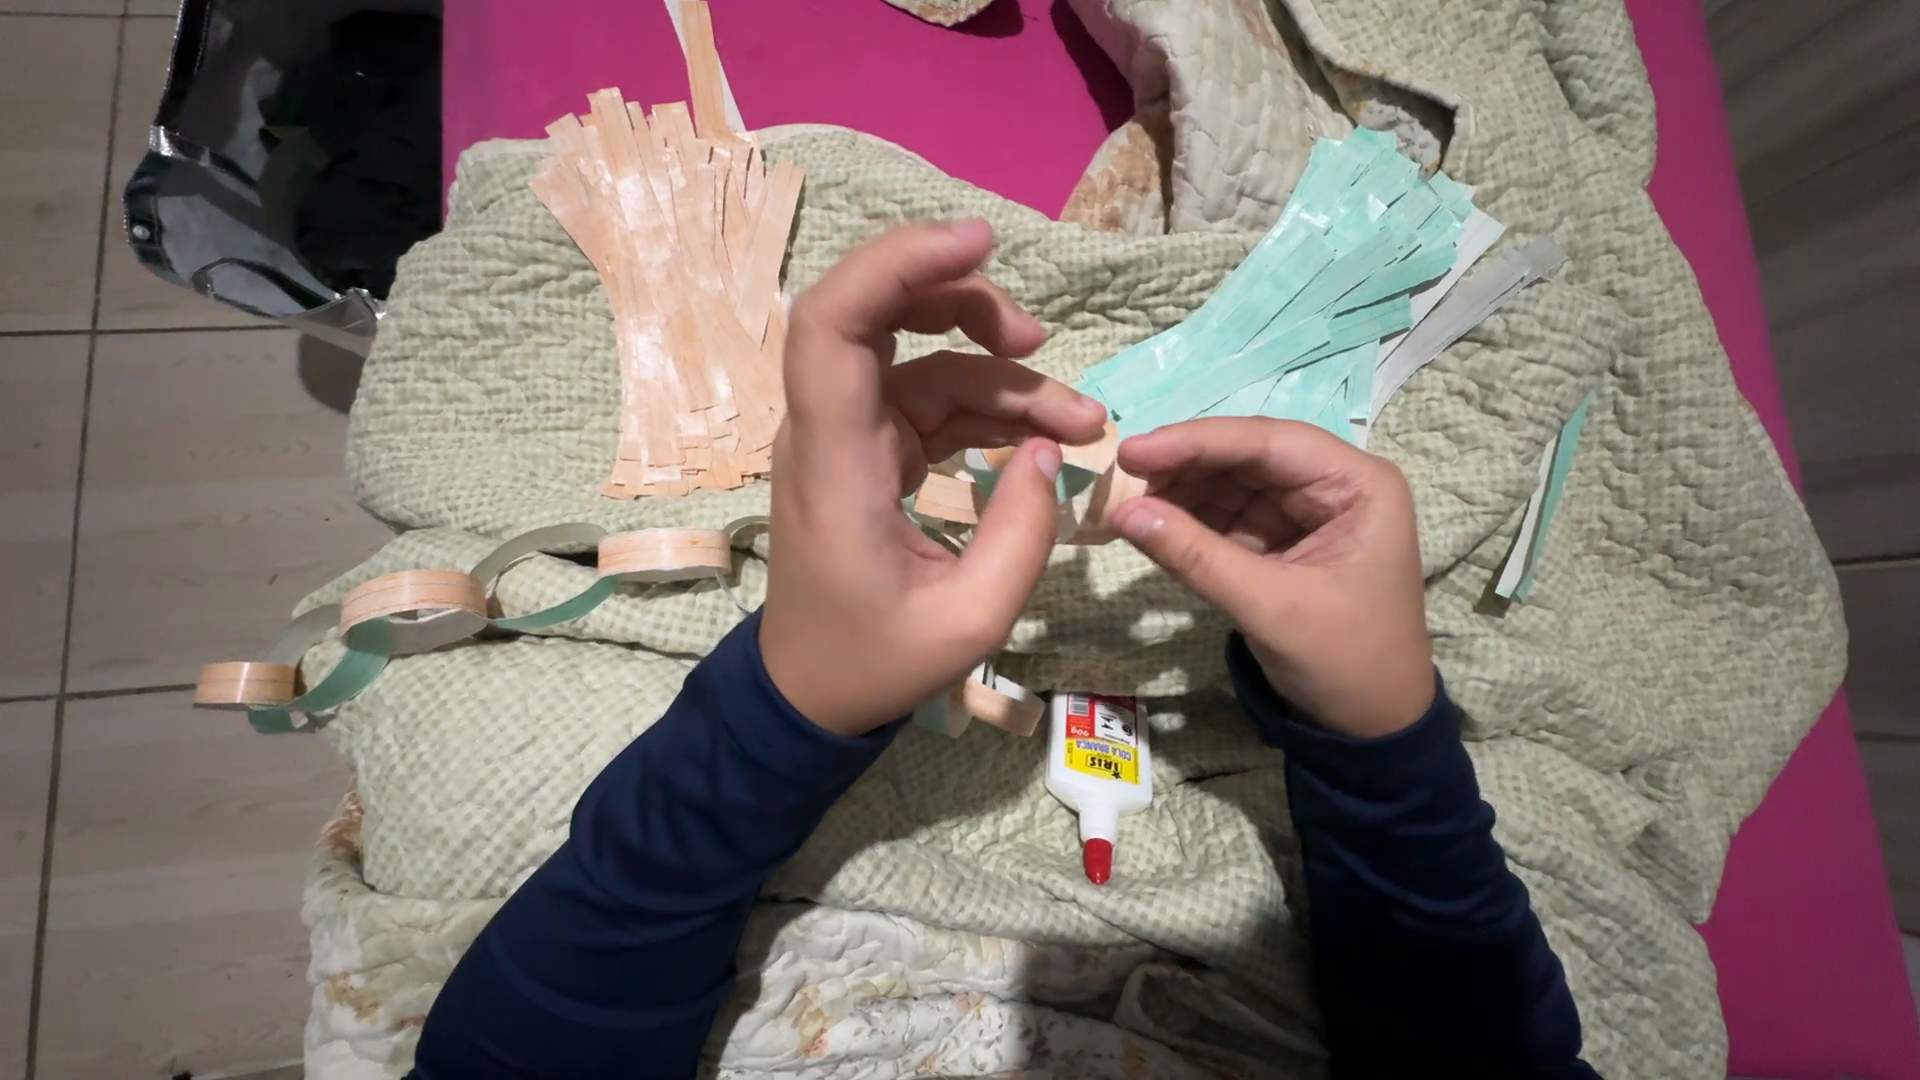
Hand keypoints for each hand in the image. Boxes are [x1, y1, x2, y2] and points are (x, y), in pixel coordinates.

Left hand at [762, 220, 1110, 735]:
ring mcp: (851, 440)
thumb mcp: (970, 621)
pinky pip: (933, 406)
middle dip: (962, 305)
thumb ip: (1023, 533)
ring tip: (1085, 418)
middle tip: (1038, 337)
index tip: (978, 243)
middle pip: (875, 317)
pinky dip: (991, 412)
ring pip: (925, 366)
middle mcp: (831, 432)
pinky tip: (1046, 437)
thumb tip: (1052, 449)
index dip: (896, 265)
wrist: (814, 691)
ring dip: (1004, 379)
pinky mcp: (874, 455)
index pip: (832, 325)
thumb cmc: (875, 662)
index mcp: (835, 463)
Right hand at [1109, 419, 1433, 737]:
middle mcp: (1330, 486)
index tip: (1133, 450)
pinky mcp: (1275, 539)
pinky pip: (1222, 515)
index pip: (1267, 443)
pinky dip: (1184, 518)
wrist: (1366, 726)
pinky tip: (1148, 521)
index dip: (1196, 442)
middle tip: (1119, 475)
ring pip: (1227, 482)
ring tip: (1124, 500)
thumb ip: (1194, 555)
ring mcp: (1301, 512)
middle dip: (1182, 465)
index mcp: (1356, 485)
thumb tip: (1121, 512)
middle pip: (1244, 456)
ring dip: (1177, 490)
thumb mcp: (1268, 606)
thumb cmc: (1342, 661)